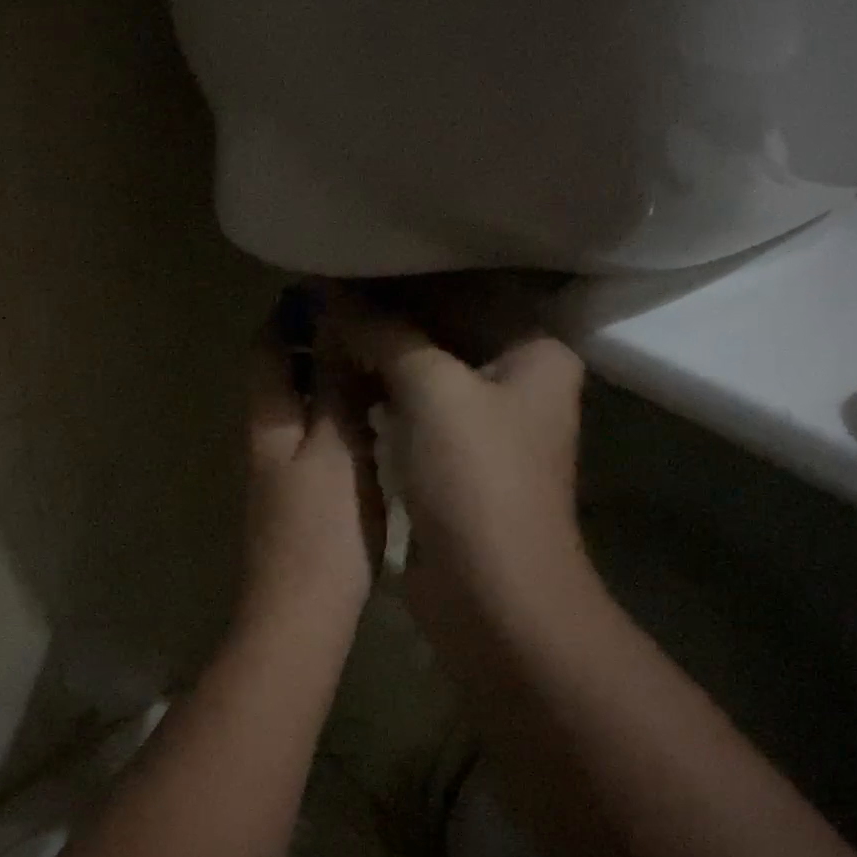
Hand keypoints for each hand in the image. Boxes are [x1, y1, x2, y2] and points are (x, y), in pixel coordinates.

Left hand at [241, 293, 383, 614]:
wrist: (303, 611)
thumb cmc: (323, 527)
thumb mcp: (336, 447)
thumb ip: (333, 386)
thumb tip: (330, 321)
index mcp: (267, 418)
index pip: (267, 346)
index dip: (291, 313)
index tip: (332, 287)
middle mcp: (265, 437)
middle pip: (281, 374)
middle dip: (314, 342)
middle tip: (369, 319)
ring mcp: (279, 470)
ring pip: (301, 406)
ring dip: (330, 378)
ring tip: (382, 358)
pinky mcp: (299, 497)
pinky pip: (316, 437)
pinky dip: (340, 415)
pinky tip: (379, 419)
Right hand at [327, 289, 584, 577]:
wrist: (492, 590)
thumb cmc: (476, 479)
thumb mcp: (432, 389)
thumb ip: (384, 333)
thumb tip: (331, 295)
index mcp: (534, 351)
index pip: (464, 290)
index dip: (402, 278)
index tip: (342, 266)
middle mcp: (516, 378)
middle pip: (444, 327)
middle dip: (385, 312)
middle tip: (323, 294)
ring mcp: (485, 422)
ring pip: (425, 368)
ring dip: (378, 349)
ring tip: (322, 325)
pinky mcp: (454, 458)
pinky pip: (413, 405)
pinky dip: (379, 388)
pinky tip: (339, 373)